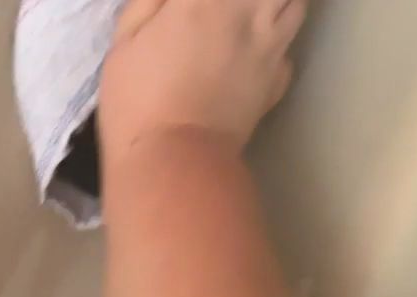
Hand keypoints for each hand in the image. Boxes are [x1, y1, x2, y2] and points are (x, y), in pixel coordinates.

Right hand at [100, 0, 306, 161]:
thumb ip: (147, 4)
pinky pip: (287, 50)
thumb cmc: (136, 104)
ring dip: (277, 3)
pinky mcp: (278, 78)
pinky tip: (258, 59)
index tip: (189, 6)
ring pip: (294, 0)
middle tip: (224, 13)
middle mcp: (250, 5)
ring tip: (255, 17)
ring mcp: (272, 41)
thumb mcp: (122, 48)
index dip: (194, 0)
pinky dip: (277, 48)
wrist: (171, 161)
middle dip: (244, 2)